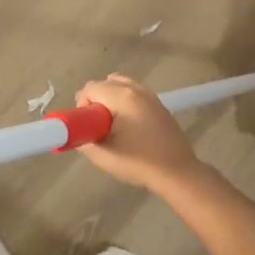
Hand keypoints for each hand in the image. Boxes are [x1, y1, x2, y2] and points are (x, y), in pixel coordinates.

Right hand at [73, 74, 204, 192]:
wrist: (177, 172)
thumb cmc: (138, 163)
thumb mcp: (102, 155)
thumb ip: (83, 139)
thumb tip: (78, 132)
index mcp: (122, 97)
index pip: (90, 88)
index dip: (82, 106)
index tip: (88, 126)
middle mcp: (137, 89)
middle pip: (106, 82)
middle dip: (96, 100)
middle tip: (98, 125)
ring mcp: (151, 95)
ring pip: (122, 85)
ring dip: (111, 99)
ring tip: (113, 124)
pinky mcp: (160, 105)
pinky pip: (135, 93)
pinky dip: (126, 102)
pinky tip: (129, 126)